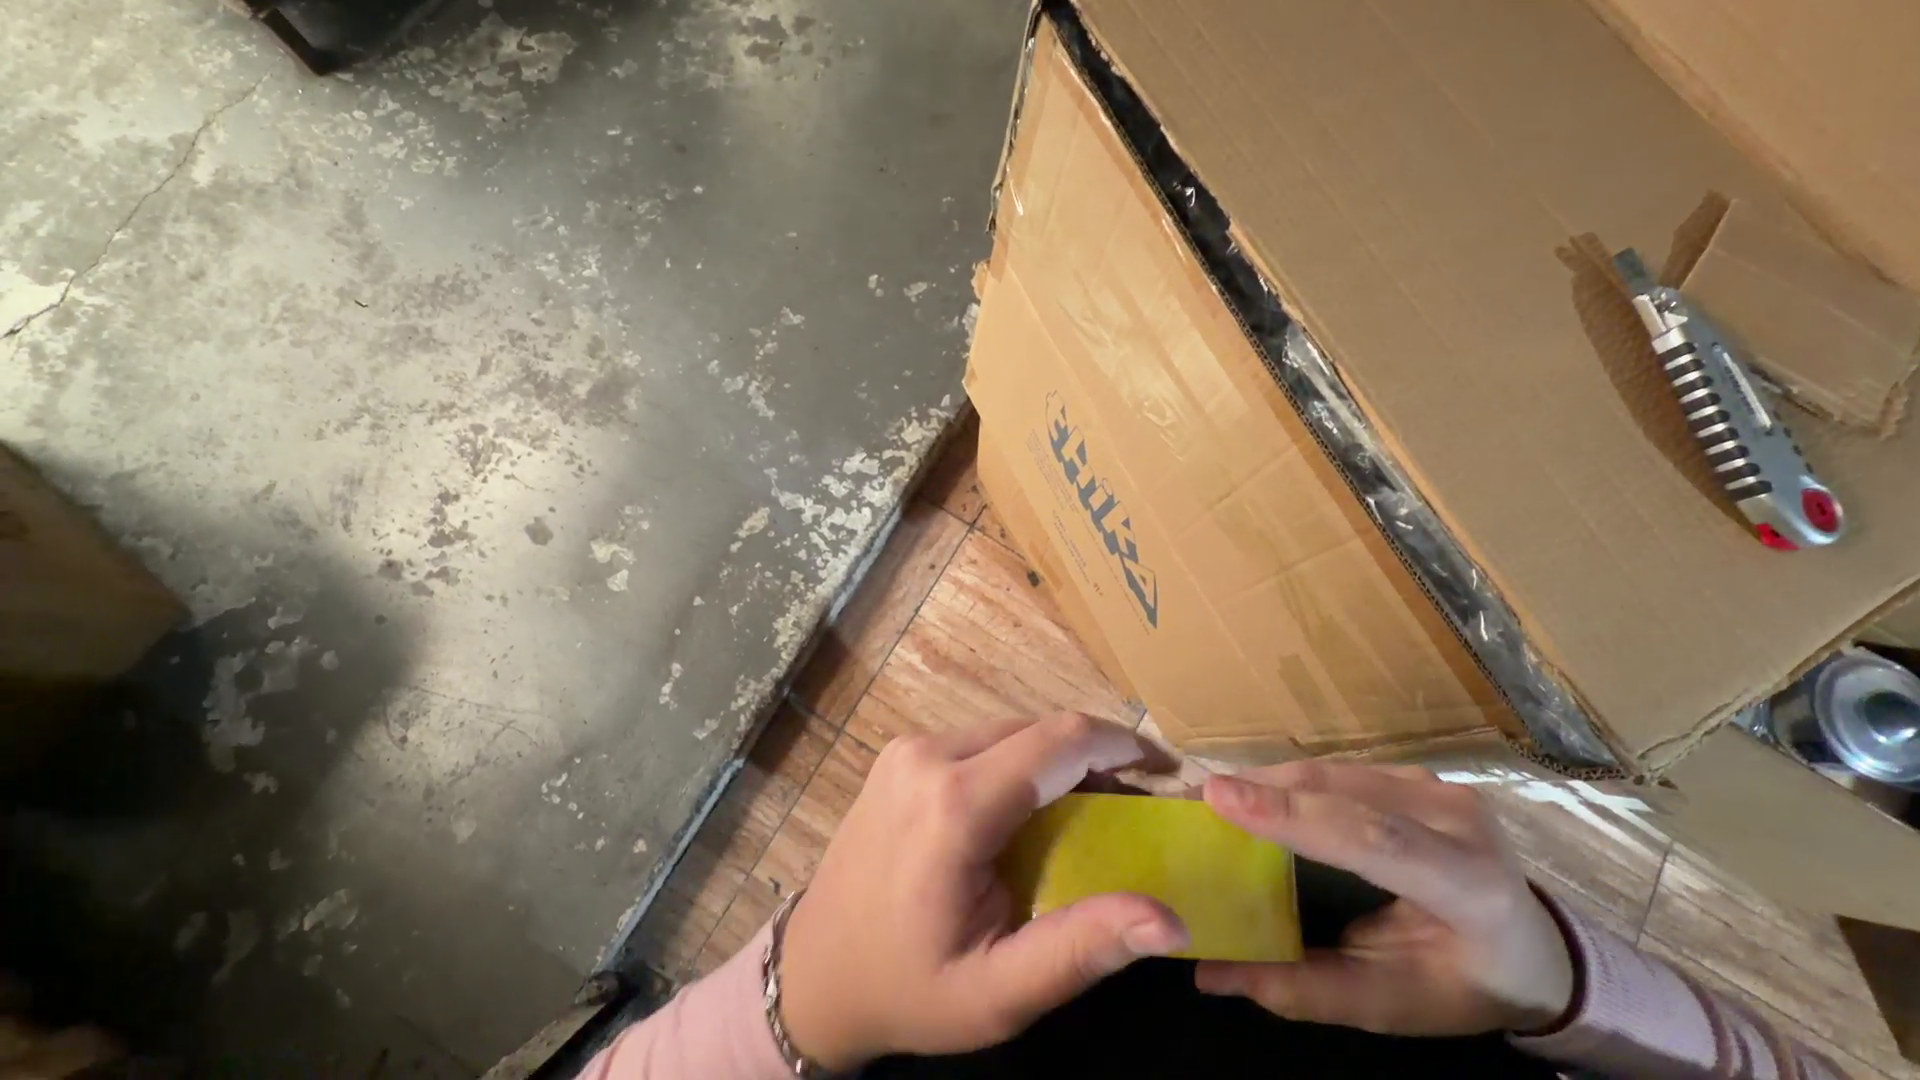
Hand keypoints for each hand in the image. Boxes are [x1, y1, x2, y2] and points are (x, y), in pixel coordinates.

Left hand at [777, 713, 1189, 1069]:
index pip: (1059, 741)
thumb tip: (1170, 921)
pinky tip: (1032, 808)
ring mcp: (907, 750)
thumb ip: (1081, 949)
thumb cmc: (907, 989)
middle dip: (1094, 755)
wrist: (812, 974)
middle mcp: (926, 756)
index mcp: (953, 804)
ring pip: (1010, 731)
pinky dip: (1020, 763)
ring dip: (1057, 760)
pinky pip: (980, 742)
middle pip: (1037, 730)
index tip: (1164, 771)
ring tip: (1090, 808)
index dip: (1121, 745)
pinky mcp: (900, 756)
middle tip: (1132, 803)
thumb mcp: (998, 994)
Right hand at [1195, 762, 1575, 1035]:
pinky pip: (1340, 771)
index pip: (1373, 839)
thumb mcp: (1388, 1005)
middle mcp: (1460, 821)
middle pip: (1343, 792)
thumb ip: (1303, 988)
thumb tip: (1209, 973)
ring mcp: (1441, 788)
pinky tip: (1255, 793)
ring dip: (1269, 781)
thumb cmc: (1462, 985)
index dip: (1292, 816)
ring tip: (1211, 796)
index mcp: (1468, 886)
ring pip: (1334, 772)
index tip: (1218, 797)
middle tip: (1189, 799)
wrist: (1533, 950)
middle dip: (1262, 790)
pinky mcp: (1417, 776)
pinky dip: (1291, 781)